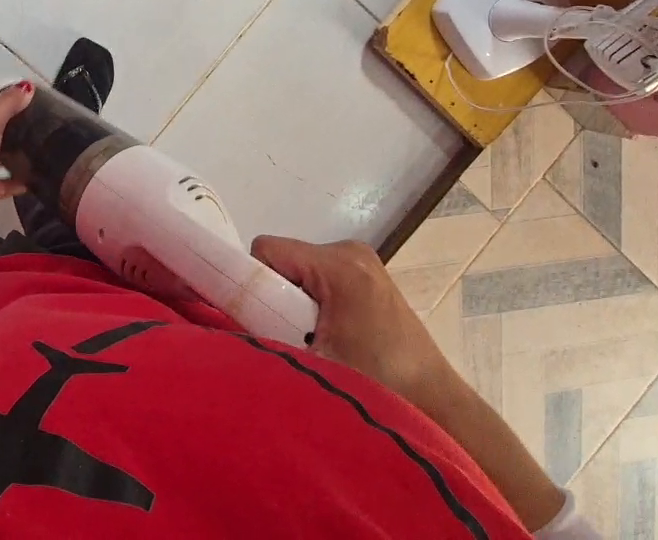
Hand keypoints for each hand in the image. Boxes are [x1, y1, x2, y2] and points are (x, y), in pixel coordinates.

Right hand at [250, 236, 463, 413]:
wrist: (438, 407)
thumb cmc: (378, 385)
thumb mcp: (312, 363)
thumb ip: (264, 338)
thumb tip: (218, 328)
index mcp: (339, 265)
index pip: (266, 251)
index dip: (254, 284)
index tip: (266, 323)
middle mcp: (350, 251)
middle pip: (281, 260)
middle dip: (275, 296)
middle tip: (293, 339)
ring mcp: (362, 261)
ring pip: (297, 269)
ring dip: (294, 302)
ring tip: (314, 341)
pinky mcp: (367, 274)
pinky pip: (316, 276)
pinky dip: (312, 302)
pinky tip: (330, 335)